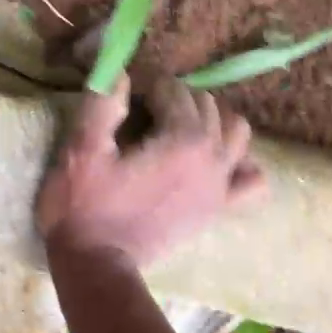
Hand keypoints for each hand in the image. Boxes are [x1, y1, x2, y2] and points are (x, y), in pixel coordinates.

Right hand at [36, 75, 266, 268]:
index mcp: (183, 138)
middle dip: (175, 99)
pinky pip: (252, 178)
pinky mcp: (219, 208)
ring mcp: (222, 184)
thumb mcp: (79, 152)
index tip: (122, 91)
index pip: (174, 92)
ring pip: (237, 133)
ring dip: (210, 121)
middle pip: (207, 107)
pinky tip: (216, 164)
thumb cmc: (81, 206)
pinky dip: (240, 163)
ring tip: (176, 129)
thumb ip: (101, 107)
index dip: (146, 85)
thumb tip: (117, 71)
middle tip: (138, 109)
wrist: (96, 261)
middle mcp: (215, 155)